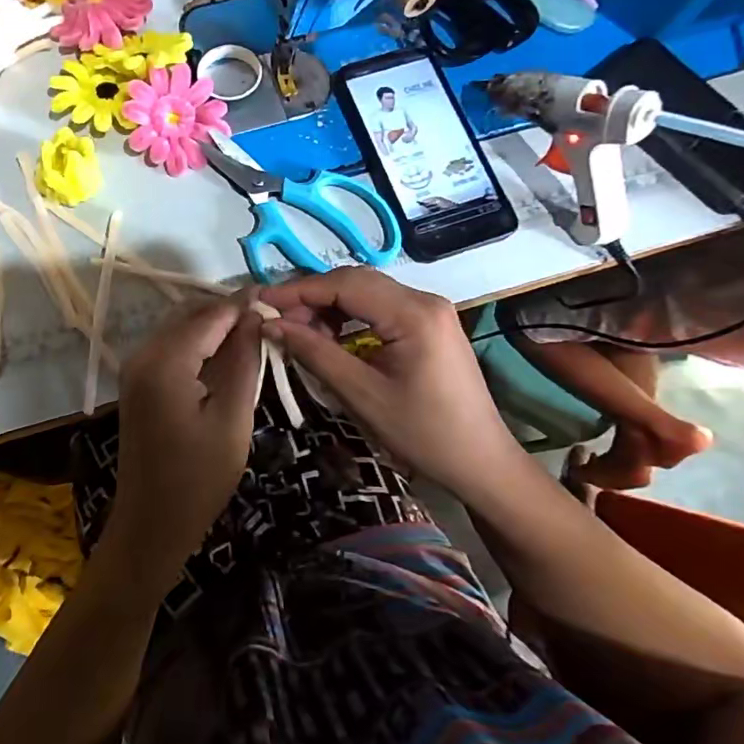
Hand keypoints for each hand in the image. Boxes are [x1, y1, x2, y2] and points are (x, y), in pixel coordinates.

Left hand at [107, 297, 262, 572]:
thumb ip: (244, 360)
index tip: (279, 297)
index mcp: (165, 361)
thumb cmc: (198, 478)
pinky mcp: (138, 383)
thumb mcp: (233, 418)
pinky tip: (227, 354)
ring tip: (256, 333)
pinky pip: (172, 347)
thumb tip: (257, 317)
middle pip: (191, 314)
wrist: (152, 524)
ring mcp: (136, 369)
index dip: (245, 303)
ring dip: (215, 326)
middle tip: (271, 317)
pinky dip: (200, 343)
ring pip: (181, 328)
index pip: (211, 315)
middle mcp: (143, 354)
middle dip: (229, 311)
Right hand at [258, 268, 518, 496]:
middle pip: (357, 282)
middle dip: (312, 297)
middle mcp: (425, 299)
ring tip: (298, 332)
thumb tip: (273, 325)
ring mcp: (431, 310)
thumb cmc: (424, 434)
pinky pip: (382, 309)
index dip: (299, 290)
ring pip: (368, 293)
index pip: (345, 284)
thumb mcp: (363, 395)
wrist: (481, 461)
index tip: (262, 303)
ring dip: (331, 307)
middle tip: (276, 321)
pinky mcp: (431, 325)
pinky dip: (352, 318)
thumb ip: (316, 353)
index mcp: (413, 312)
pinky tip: (330, 338)